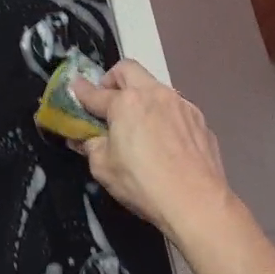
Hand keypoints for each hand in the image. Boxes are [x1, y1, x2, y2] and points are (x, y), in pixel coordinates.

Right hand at [71, 60, 237, 242]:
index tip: (75, 88)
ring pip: (155, 87)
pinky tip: (164, 142)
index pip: (95, 92)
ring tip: (138, 125)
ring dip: (141, 98)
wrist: (198, 203)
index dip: (80, 91)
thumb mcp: (103, 167)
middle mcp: (155, 94)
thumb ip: (90, 145)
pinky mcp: (200, 120)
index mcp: (126, 103)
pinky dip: (162, 116)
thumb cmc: (143, 184)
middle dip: (112, 80)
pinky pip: (175, 109)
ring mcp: (182, 105)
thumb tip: (84, 138)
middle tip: (108, 102)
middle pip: (128, 70)